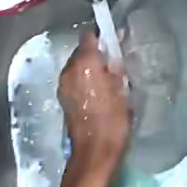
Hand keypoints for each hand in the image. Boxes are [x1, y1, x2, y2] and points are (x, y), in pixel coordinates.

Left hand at [60, 29, 130, 170]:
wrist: (94, 151)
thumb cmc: (114, 120)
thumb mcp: (122, 89)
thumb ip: (116, 66)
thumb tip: (114, 52)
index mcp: (84, 63)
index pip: (89, 36)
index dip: (102, 35)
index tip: (115, 40)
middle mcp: (69, 70)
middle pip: (82, 51)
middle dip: (97, 53)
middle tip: (116, 62)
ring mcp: (63, 84)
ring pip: (78, 66)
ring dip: (91, 68)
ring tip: (109, 78)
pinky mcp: (63, 98)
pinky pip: (75, 79)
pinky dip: (85, 80)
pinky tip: (99, 91)